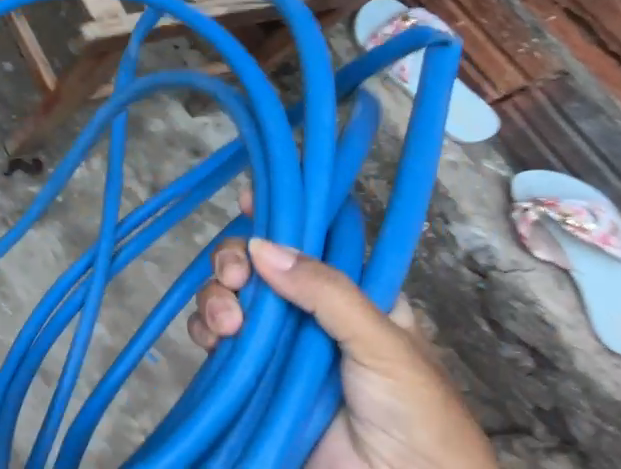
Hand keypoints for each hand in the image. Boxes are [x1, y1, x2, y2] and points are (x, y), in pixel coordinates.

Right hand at [189, 192, 495, 468]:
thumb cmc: (416, 418)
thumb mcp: (385, 347)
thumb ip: (328, 293)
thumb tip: (260, 245)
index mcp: (355, 300)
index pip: (313, 245)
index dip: (281, 219)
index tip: (248, 202)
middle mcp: (310, 314)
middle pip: (257, 265)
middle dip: (234, 263)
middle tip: (233, 279)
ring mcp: (278, 345)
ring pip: (230, 296)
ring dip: (216, 298)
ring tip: (227, 326)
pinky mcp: (250, 375)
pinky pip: (214, 336)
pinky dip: (204, 329)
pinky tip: (213, 340)